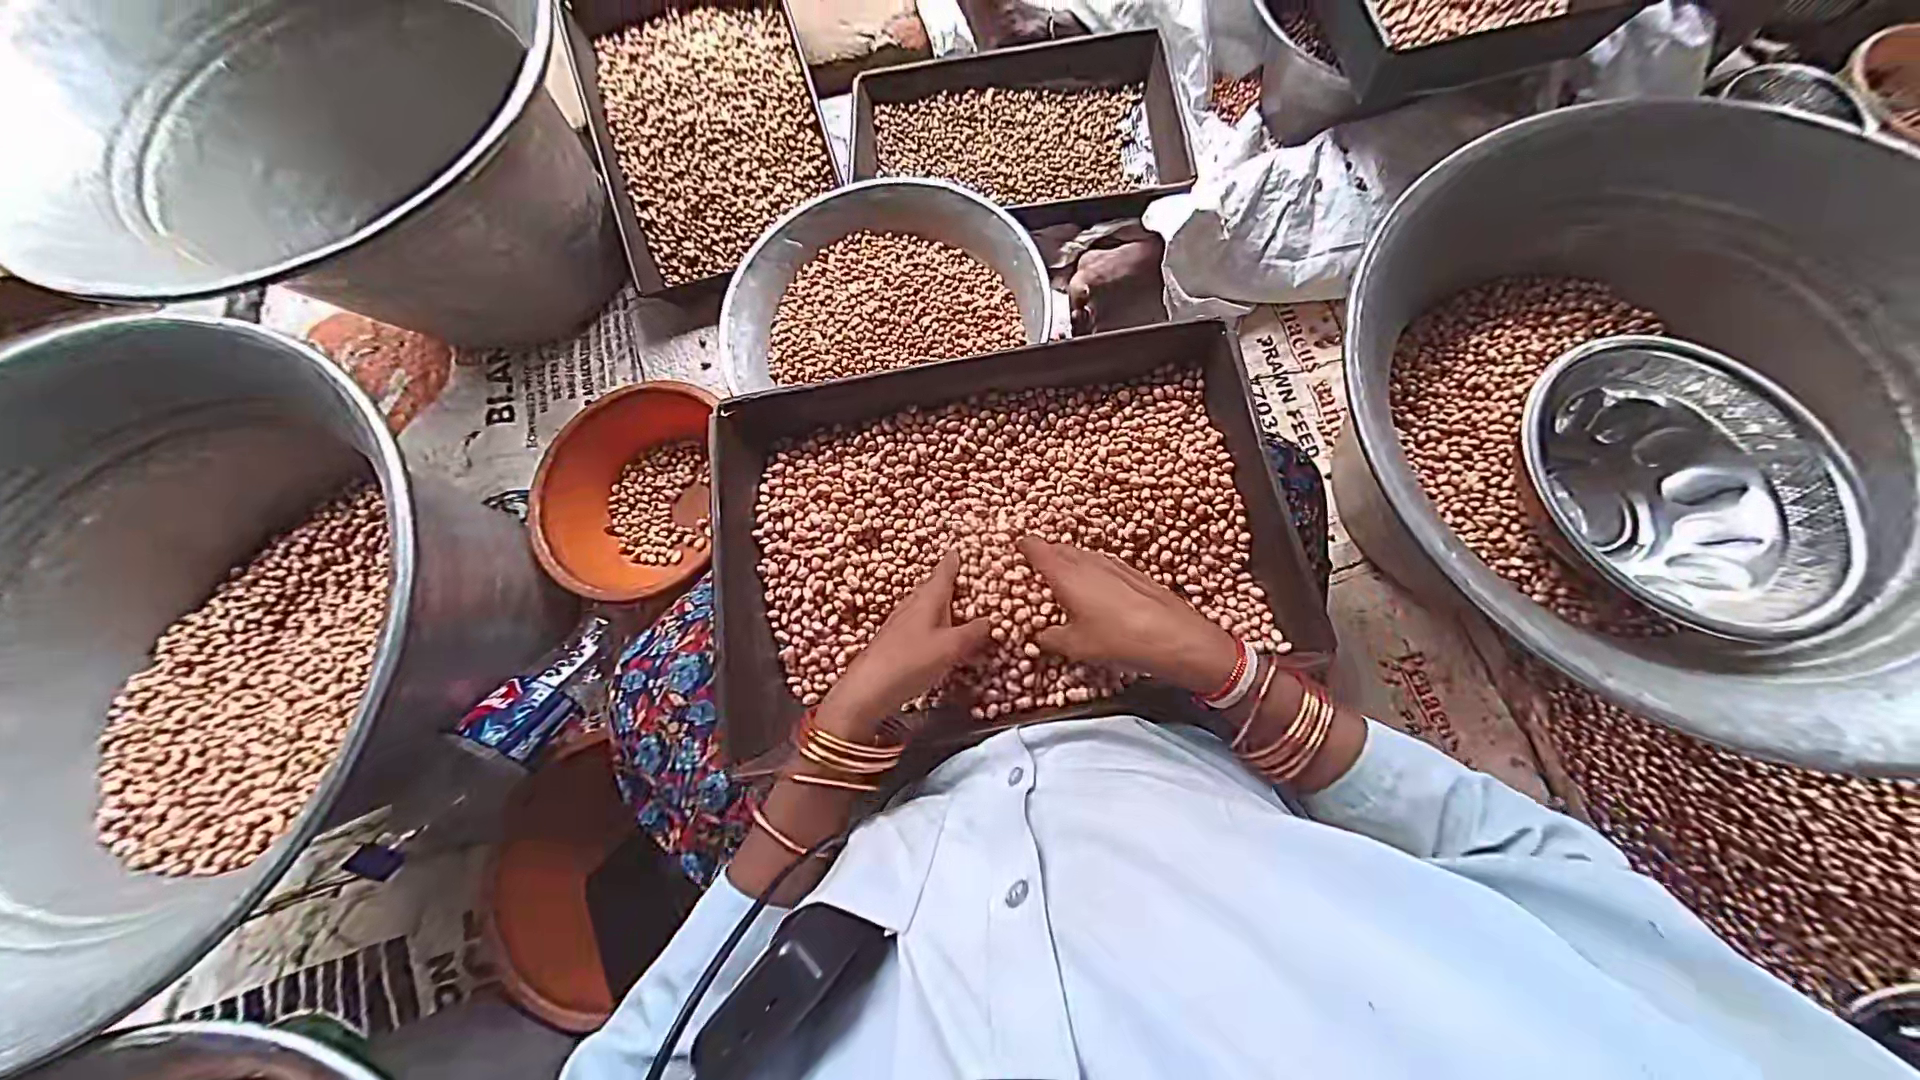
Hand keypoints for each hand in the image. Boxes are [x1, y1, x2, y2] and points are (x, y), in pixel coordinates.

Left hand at [815, 551, 990, 737]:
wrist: (869, 687)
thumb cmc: (911, 660)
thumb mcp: (951, 646)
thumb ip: (974, 632)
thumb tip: (993, 620)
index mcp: (929, 598)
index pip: (944, 571)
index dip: (955, 560)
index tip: (962, 549)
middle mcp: (913, 604)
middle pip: (934, 587)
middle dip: (951, 582)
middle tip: (969, 580)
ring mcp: (902, 622)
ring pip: (927, 606)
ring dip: (943, 605)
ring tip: (959, 608)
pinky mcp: (896, 641)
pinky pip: (922, 624)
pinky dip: (936, 624)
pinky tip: (941, 637)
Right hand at [1018, 536, 1239, 694]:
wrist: (1175, 637)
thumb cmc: (1116, 639)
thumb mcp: (1074, 646)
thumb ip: (1048, 638)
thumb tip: (1038, 635)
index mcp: (1066, 574)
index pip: (1037, 548)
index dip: (1023, 545)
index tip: (1014, 547)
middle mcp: (1087, 562)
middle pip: (1059, 548)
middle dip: (1045, 554)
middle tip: (1035, 569)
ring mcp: (1113, 564)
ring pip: (1082, 555)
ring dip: (1069, 562)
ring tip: (1063, 580)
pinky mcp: (1133, 573)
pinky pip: (1101, 564)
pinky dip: (1090, 571)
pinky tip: (1095, 589)